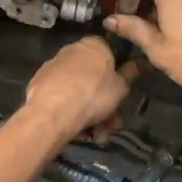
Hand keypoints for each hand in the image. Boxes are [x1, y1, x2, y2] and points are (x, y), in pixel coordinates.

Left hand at [24, 36, 138, 139]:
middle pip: (94, 79)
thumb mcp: (120, 87)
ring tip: (94, 137)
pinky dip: (71, 112)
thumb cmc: (93, 94)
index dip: (117, 79)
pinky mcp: (40, 84)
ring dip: (90, 115)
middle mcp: (72, 50)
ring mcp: (54, 67)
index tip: (120, 99)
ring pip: (79, 92)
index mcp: (93, 44)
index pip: (110, 55)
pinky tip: (76, 132)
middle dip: (105, 106)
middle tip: (110, 127)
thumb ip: (130, 74)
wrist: (52, 112)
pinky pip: (63, 98)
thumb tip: (142, 62)